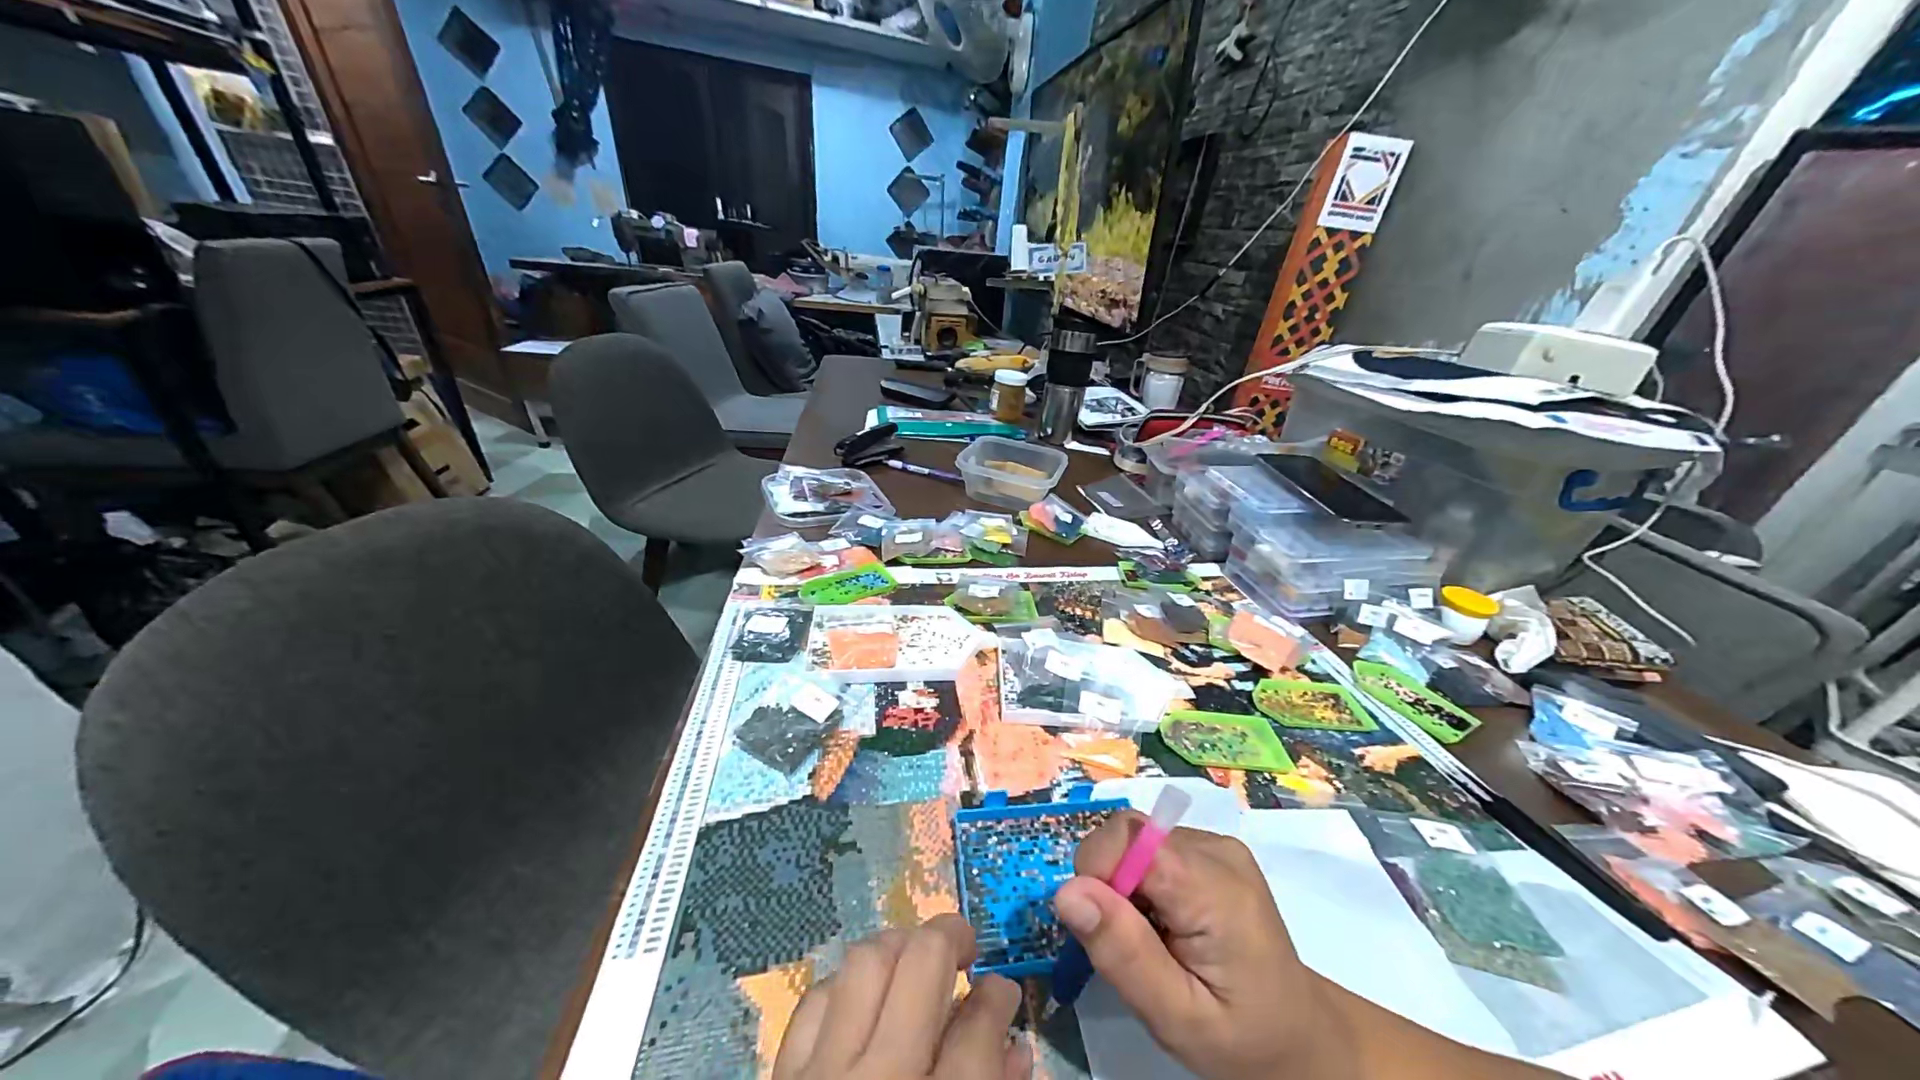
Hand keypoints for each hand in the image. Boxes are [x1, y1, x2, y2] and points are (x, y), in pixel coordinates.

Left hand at [773, 914, 1030, 1079]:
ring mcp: (822, 1077)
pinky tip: (861, 1000)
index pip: (979, 1028)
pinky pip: (814, 1002)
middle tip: (965, 947)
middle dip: (950, 938)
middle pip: (920, 966)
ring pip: (864, 964)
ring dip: (897, 947)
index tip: (1003, 986)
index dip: (999, 996)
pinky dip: (843, 987)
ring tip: (916, 959)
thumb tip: (1012, 1045)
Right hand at [1052, 813, 1349, 1079]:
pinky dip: (1140, 882)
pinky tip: (1164, 923)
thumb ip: (1122, 953)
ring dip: (1123, 886)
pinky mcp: (1212, 850)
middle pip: (1128, 836)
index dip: (1096, 872)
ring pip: (1135, 841)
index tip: (1100, 927)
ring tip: (1151, 939)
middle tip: (1128, 945)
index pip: (1128, 837)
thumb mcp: (1176, 1017)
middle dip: (1108, 884)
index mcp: (1213, 889)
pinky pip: (1151, 847)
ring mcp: (1216, 845)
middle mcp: (1215, 849)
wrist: (1300, 1036)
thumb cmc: (1240, 1038)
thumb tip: (1066, 892)